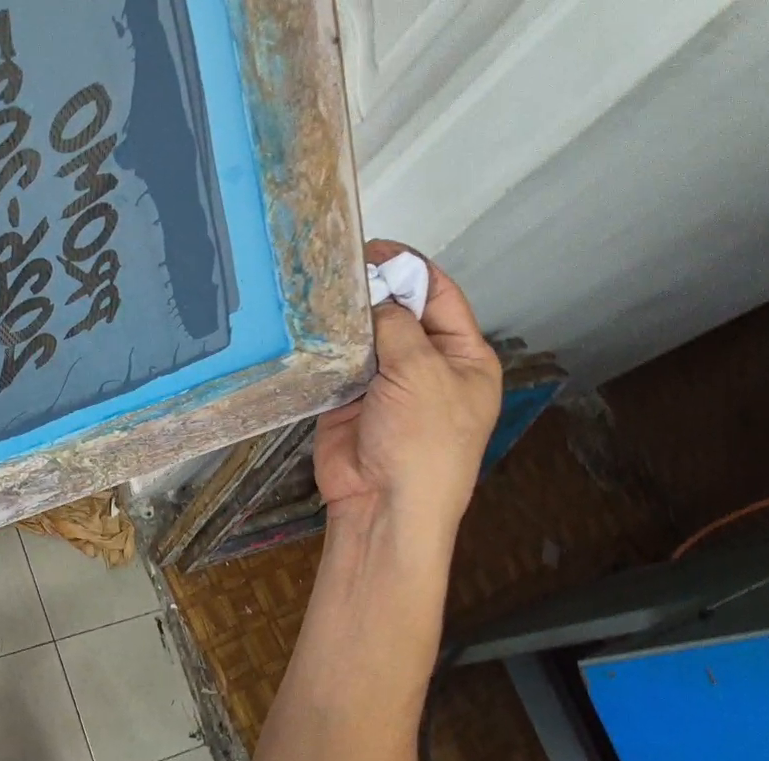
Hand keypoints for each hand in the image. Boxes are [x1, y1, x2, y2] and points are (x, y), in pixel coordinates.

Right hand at [314, 240, 501, 538]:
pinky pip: (336, 369)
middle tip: (336, 270)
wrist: (384, 503)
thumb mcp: (422, 372)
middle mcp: (425, 367)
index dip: (410, 270)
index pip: (440, 297)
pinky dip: (324, 352)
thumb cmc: (423, 441)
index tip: (376, 249)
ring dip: (345, 324)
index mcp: (463, 357)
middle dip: (373, 294)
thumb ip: (397, 326)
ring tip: (315, 295)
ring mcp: (384, 387)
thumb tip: (374, 297)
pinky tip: (306, 332)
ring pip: (364, 342)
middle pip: (398, 316)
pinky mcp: (348, 405)